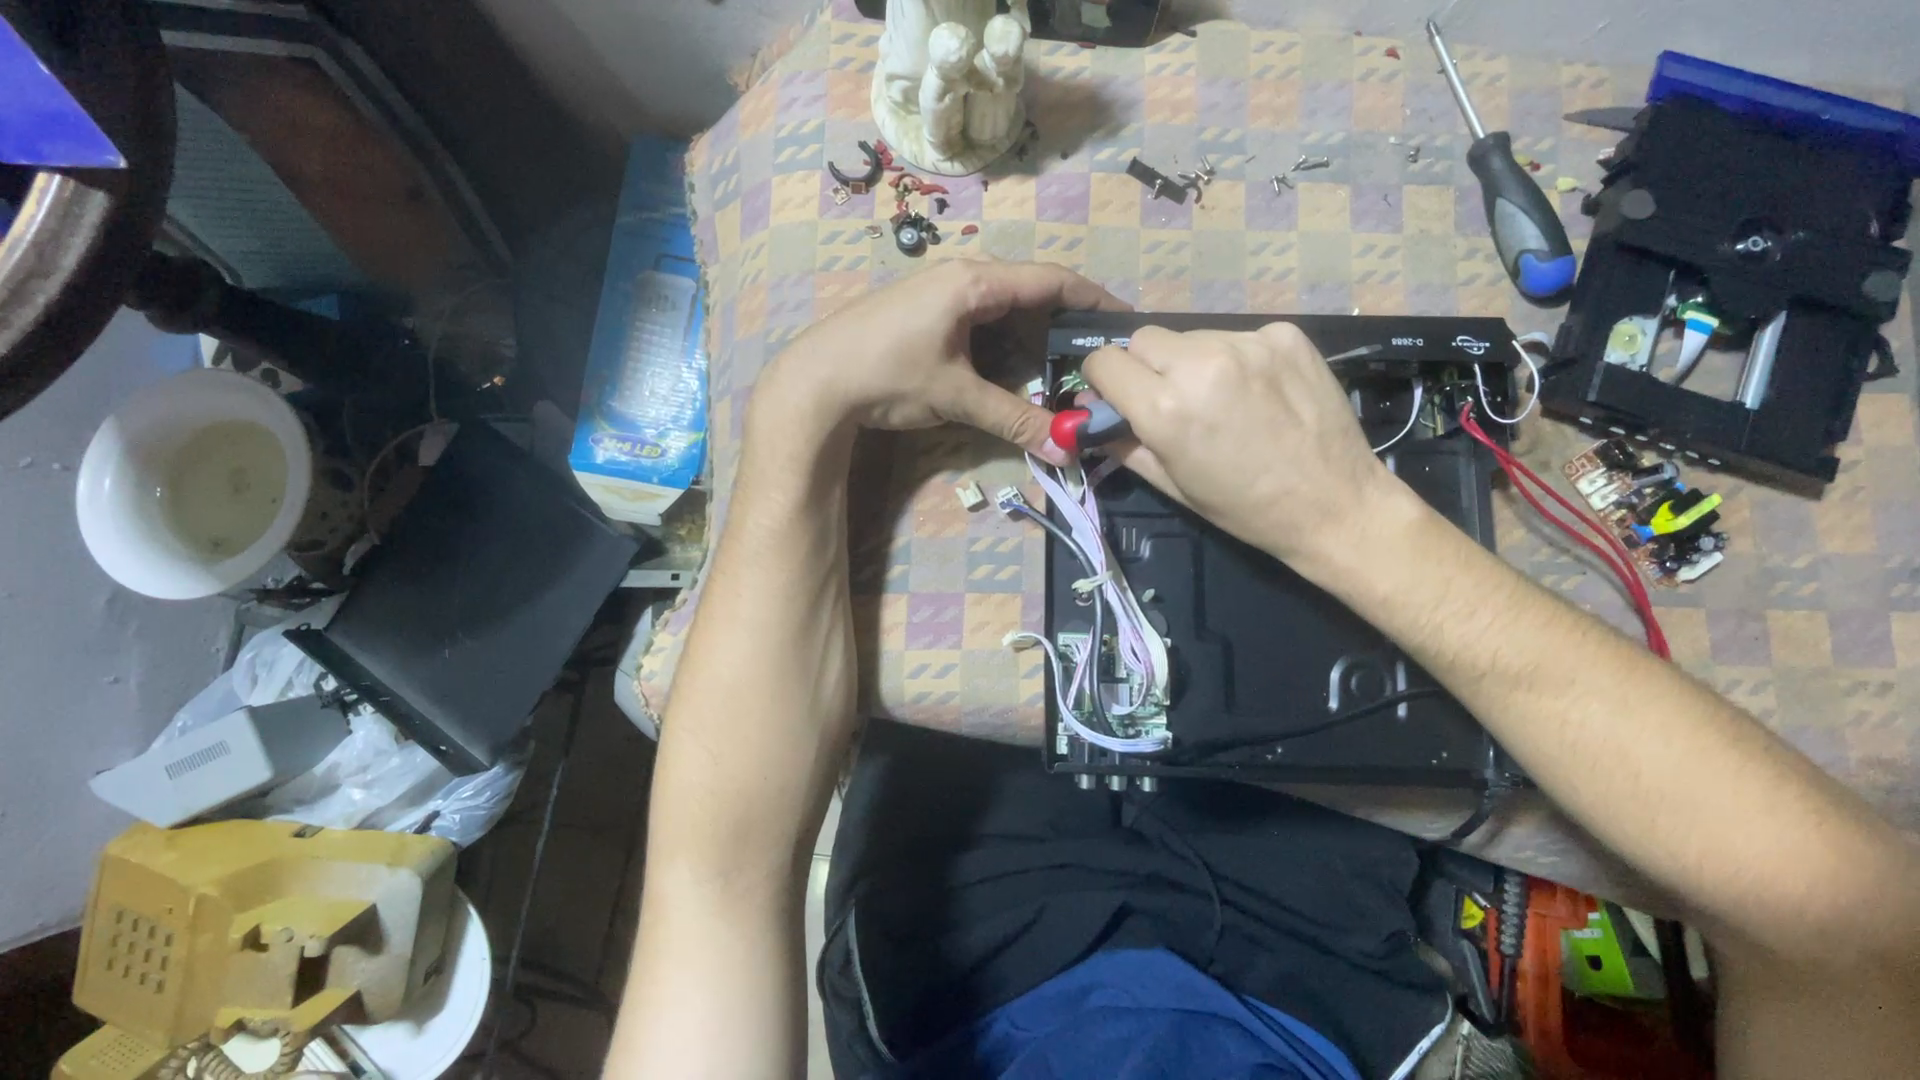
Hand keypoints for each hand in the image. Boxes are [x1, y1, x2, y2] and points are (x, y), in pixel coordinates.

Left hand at [754, 260, 1126, 462]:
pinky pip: (978, 318)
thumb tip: (1065, 448)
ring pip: (1002, 308)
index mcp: (975, 282)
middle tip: (1092, 357)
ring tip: (1056, 370)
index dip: (1093, 298)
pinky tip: (1007, 370)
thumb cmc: (887, 375)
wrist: (812, 380)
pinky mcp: (923, 310)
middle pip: (1029, 292)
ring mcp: (939, 290)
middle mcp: (961, 275)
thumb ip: (1014, 419)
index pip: (1051, 279)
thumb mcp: (956, 397)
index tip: (1124, 320)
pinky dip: (1001, 341)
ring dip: (1029, 337)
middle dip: (1063, 324)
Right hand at [1083, 323, 1409, 566]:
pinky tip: (1257, 390)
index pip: (1104, 361)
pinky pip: (1236, 335)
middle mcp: (1201, 364)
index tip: (1119, 397)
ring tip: (1223, 398)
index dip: (1105, 381)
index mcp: (1165, 408)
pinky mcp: (1284, 335)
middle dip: (1146, 367)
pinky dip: (1235, 358)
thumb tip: (1092, 413)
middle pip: (1143, 339)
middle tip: (1172, 400)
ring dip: (1191, 361)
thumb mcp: (1170, 484)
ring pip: (1191, 336)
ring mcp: (1247, 343)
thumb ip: (1123, 442)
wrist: (1333, 503)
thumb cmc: (1243, 507)